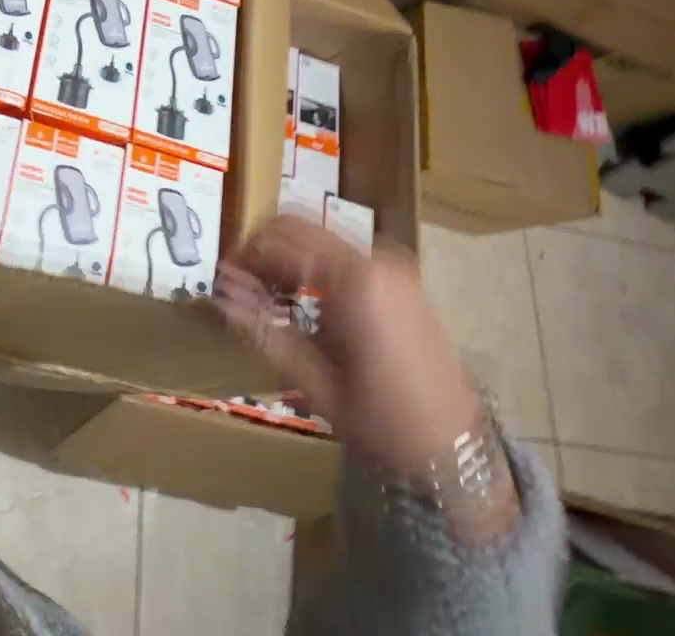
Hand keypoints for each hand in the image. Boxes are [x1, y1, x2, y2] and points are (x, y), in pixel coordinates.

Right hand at [213, 217, 491, 489]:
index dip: (241, 257)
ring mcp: (393, 266)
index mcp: (353, 281)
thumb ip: (262, 328)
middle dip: (260, 250)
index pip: (275, 241)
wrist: (455, 449)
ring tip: (270, 297)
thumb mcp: (312, 381)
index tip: (221, 284)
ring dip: (286, 255)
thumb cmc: (380, 422)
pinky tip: (305, 301)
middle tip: (241, 288)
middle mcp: (375, 259)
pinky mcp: (402, 278)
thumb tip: (219, 291)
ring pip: (318, 235)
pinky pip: (342, 251)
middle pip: (296, 225)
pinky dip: (313, 263)